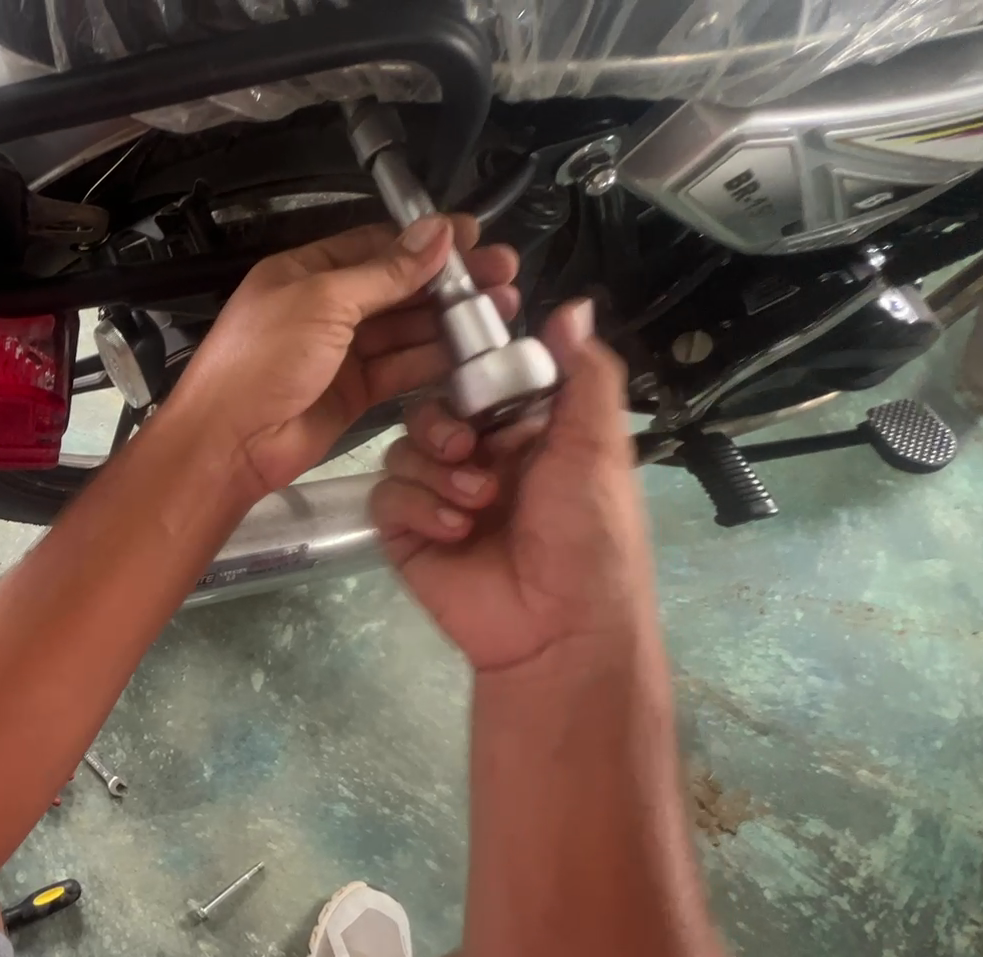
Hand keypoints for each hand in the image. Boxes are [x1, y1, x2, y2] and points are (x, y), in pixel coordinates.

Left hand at [167, 215, 519, 499]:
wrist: (229, 442)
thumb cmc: (261, 361)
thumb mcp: (320, 301)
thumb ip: (382, 272)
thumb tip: (436, 234)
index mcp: (303, 274)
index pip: (373, 246)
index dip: (423, 242)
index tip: (474, 237)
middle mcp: (322, 310)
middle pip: (395, 287)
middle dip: (447, 281)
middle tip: (504, 272)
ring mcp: (338, 354)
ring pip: (403, 329)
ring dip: (449, 320)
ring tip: (503, 307)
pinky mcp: (353, 394)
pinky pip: (399, 369)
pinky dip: (433, 360)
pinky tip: (473, 350)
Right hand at [369, 301, 655, 672]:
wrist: (556, 626)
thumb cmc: (588, 535)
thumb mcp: (597, 449)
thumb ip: (582, 377)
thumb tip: (571, 304)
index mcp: (522, 436)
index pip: (475, 387)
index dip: (467, 382)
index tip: (475, 388)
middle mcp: (475, 461)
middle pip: (427, 415)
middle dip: (442, 428)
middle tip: (467, 450)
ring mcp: (436, 497)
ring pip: (400, 453)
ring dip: (435, 475)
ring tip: (473, 506)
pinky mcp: (404, 532)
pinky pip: (385, 497)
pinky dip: (416, 509)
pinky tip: (451, 532)